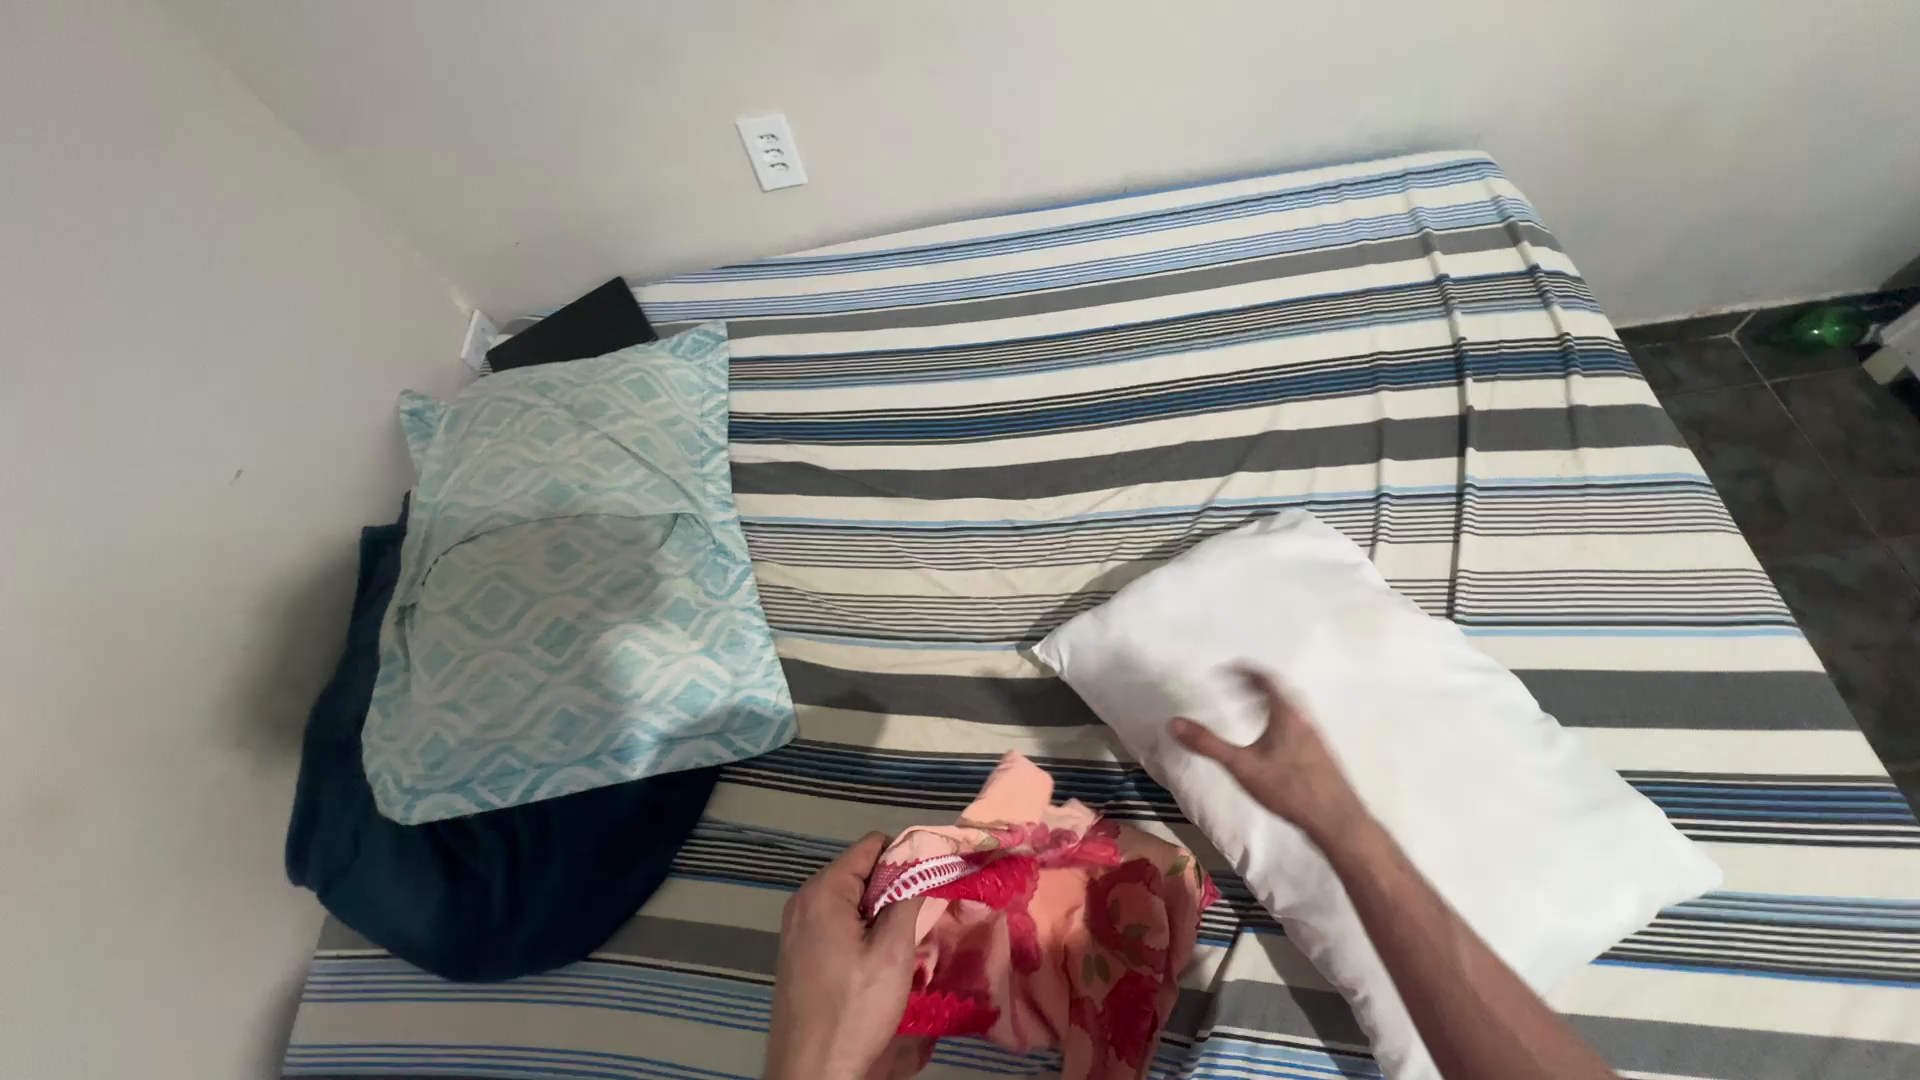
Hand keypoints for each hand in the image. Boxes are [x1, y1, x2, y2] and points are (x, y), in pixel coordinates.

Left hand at [765, 832, 925, 1079]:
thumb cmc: (854, 1010)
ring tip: (898, 946)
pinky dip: (860, 931)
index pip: (873, 845)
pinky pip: (836, 921)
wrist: (810, 1076)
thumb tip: (925, 860)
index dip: (905, 858)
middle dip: (892, 889)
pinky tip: (874, 963)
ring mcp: (797, 926)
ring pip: (851, 899)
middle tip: (915, 922)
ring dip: (878, 914)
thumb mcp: (893, 952)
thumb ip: (909, 896)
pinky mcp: (798, 952)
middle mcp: (804, 899)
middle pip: (861, 871)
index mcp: (823, 890)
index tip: (928, 886)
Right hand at [1167, 666, 1370, 846]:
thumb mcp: (1242, 767)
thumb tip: (1173, 722)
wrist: (1337, 821)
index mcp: (1286, 715)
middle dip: (1256, 687)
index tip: (1226, 670)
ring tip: (1252, 711)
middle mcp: (1304, 720)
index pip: (1265, 681)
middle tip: (1236, 687)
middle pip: (1280, 693)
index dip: (1244, 672)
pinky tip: (1274, 743)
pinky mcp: (1322, 756)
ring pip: (1292, 710)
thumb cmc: (1289, 789)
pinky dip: (1281, 720)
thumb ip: (1207, 744)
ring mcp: (1316, 738)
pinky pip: (1298, 725)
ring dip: (1270, 703)